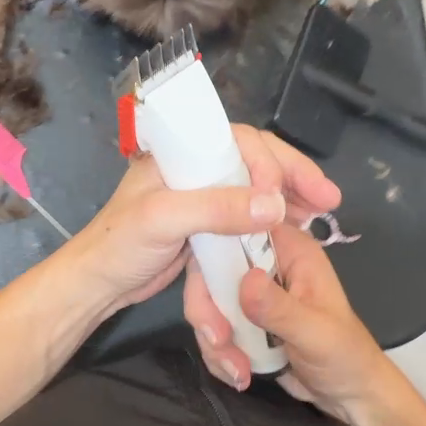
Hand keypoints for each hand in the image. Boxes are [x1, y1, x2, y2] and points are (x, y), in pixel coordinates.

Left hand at [57, 126, 342, 320]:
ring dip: (289, 195)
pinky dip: (272, 219)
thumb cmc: (120, 245)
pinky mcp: (203, 226)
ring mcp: (199, 197)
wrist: (97, 284)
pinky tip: (294, 229)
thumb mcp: (164, 220)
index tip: (286, 194)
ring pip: (254, 185)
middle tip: (329, 197)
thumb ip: (217, 208)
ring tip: (321, 212)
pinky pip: (246, 214)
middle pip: (253, 159)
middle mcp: (192, 169)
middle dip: (292, 174)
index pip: (236, 140)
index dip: (270, 161)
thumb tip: (274, 204)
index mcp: (178, 154)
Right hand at [184, 221, 397, 421]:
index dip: (212, 251)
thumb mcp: (316, 334)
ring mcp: (251, 291)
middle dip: (207, 311)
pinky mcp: (242, 317)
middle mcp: (266, 262)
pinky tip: (238, 373)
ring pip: (207, 301)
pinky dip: (217, 352)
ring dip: (213, 340)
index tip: (207, 294)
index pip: (237, 229)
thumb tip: (245, 280)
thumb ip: (280, 309)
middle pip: (211, 267)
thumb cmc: (346, 357)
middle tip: (220, 342)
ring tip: (238, 371)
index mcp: (290, 249)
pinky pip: (212, 326)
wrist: (350, 394)